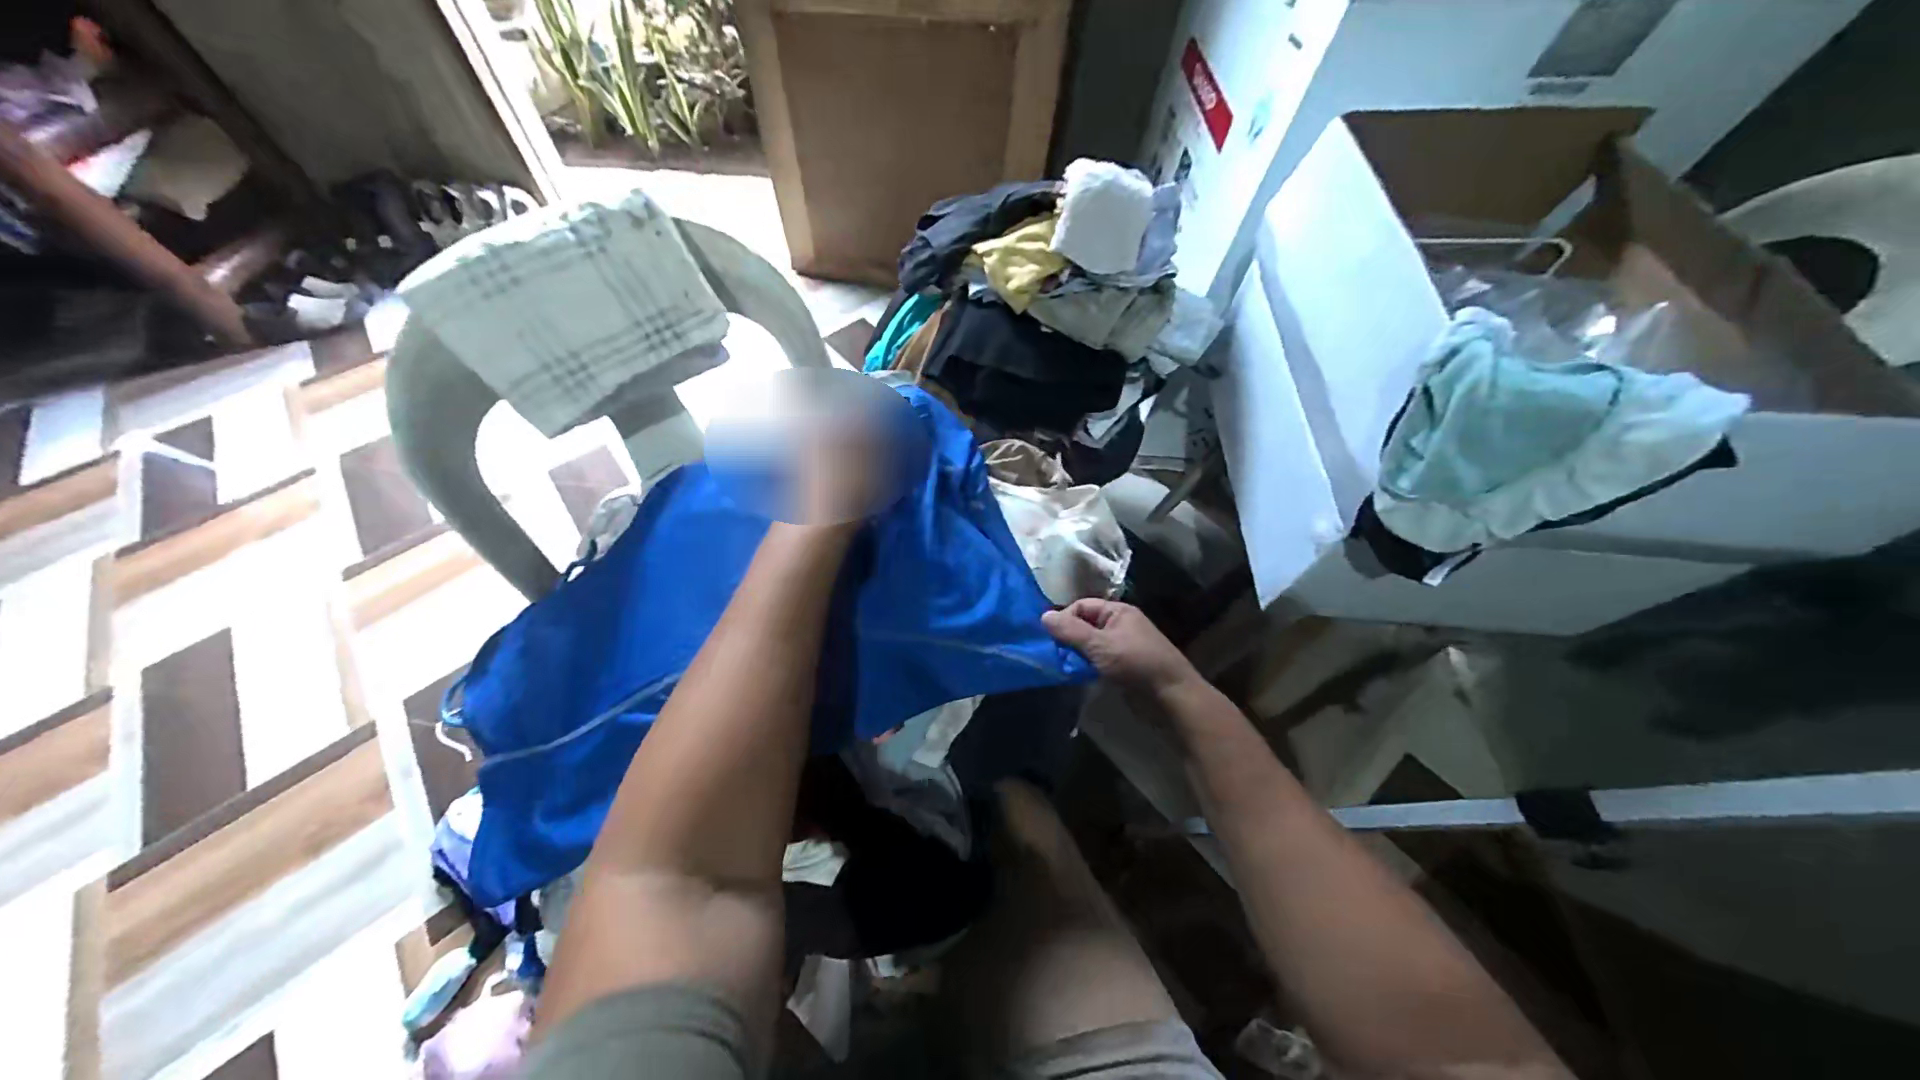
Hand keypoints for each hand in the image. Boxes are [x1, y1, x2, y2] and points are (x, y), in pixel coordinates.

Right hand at [1041, 599, 1198, 694]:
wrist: (1170, 696)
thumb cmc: (1136, 663)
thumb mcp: (1100, 644)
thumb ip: (1070, 630)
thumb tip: (1043, 616)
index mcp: (1118, 612)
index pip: (1081, 606)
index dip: (1064, 619)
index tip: (1051, 638)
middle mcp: (1119, 626)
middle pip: (1084, 625)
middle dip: (1067, 639)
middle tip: (1052, 655)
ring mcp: (1121, 647)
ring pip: (1088, 646)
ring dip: (1074, 655)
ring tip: (1061, 667)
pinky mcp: (1122, 668)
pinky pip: (1096, 661)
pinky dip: (1085, 667)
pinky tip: (1075, 677)